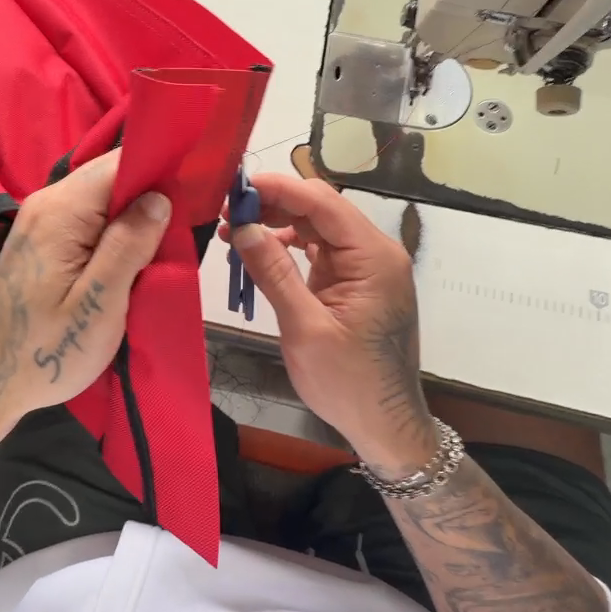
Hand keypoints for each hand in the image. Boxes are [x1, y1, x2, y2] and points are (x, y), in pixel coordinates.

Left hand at [0, 149, 170, 438]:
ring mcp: (38, 220)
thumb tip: (158, 197)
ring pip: (99, 199)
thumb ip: (127, 246)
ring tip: (157, 252)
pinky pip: (85, 219)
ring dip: (130, 219)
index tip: (192, 196)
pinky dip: (110, 233)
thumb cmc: (45, 353)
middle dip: (147, 198)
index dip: (158, 172)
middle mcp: (46, 203)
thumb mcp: (97, 306)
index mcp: (61, 212)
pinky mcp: (39, 240)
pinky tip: (126, 262)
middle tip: (177, 235)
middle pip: (109, 178)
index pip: (119, 163)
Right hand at [223, 175, 433, 470]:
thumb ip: (274, 272)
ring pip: (316, 226)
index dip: (278, 188)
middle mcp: (375, 252)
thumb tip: (242, 226)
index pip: (322, 203)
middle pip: (320, 208)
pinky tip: (255, 249)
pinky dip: (286, 245)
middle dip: (273, 203)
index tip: (235, 186)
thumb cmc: (349, 381)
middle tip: (226, 208)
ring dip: (276, 223)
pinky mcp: (353, 281)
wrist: (385, 425)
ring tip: (231, 227)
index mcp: (373, 257)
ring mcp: (365, 266)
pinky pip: (318, 249)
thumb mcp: (305, 327)